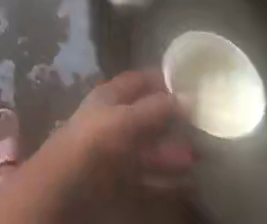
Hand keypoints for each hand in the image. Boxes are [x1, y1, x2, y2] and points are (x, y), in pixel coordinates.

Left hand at [47, 70, 194, 192]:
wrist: (66, 185)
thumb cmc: (96, 140)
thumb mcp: (126, 119)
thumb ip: (155, 108)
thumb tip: (186, 96)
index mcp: (110, 96)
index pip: (138, 81)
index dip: (161, 80)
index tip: (188, 84)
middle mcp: (113, 119)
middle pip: (146, 115)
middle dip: (172, 121)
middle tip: (199, 126)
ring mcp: (116, 150)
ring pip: (149, 147)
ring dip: (173, 151)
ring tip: (199, 157)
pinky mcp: (119, 179)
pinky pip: (148, 175)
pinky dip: (167, 178)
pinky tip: (187, 183)